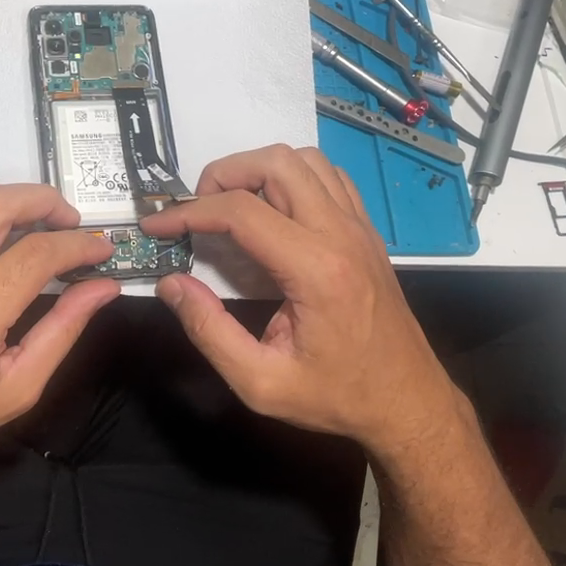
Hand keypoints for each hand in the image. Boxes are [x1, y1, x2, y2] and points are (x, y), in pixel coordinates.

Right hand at [138, 145, 458, 451]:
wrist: (409, 405)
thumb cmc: (336, 397)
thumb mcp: (261, 382)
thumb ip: (210, 331)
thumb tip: (171, 284)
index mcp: (315, 270)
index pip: (242, 211)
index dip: (188, 212)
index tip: (156, 226)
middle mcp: (341, 235)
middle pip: (277, 163)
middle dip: (224, 174)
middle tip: (197, 210)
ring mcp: (359, 228)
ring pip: (305, 160)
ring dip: (259, 170)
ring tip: (232, 206)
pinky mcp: (366, 232)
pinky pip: (329, 177)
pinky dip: (292, 177)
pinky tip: (273, 210)